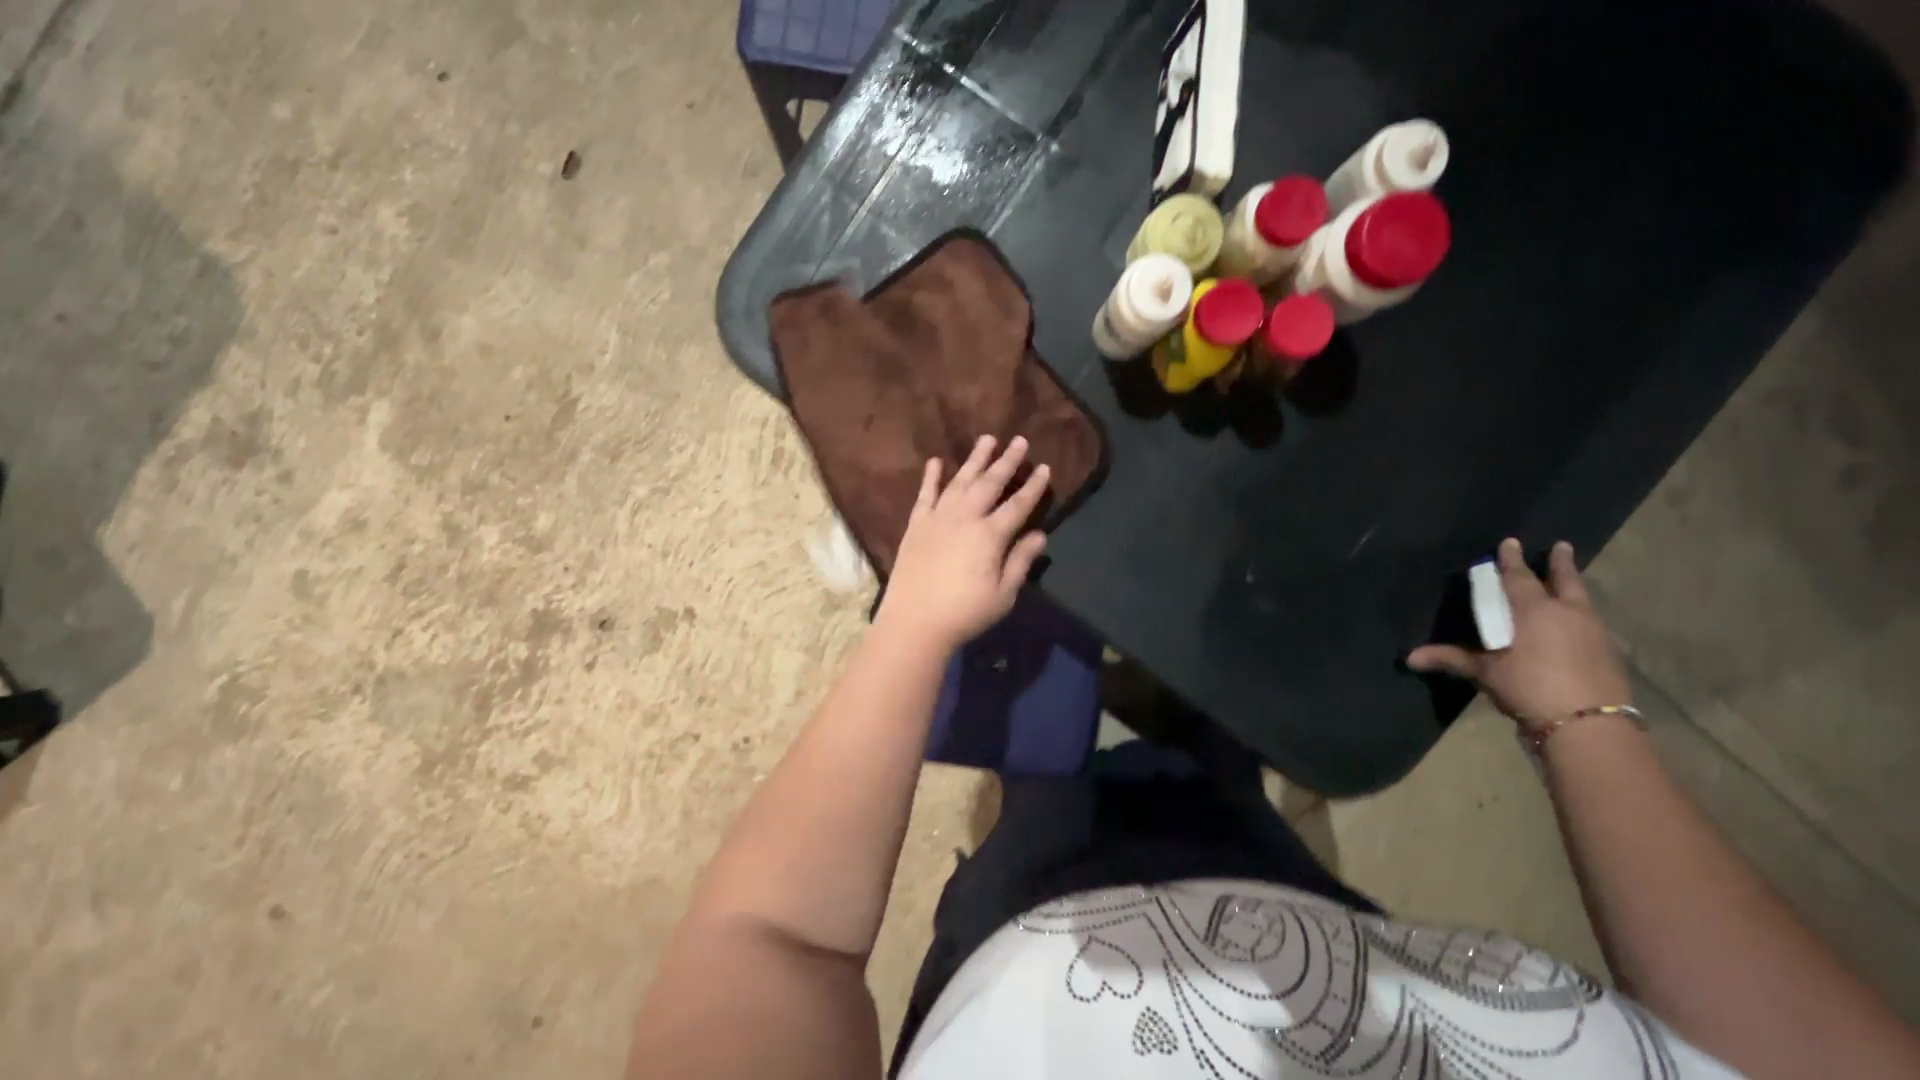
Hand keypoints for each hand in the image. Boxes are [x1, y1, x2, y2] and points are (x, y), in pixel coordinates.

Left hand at [874, 435, 1050, 654]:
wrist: (914, 622)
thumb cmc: (964, 613)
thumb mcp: (1003, 595)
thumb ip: (1020, 561)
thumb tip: (1040, 535)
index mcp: (990, 535)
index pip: (1018, 505)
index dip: (1033, 486)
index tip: (1044, 468)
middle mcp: (965, 518)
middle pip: (990, 483)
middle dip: (1006, 461)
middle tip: (1019, 440)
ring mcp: (938, 518)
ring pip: (960, 481)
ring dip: (974, 460)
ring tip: (986, 440)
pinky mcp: (916, 525)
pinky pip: (925, 495)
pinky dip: (931, 477)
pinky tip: (936, 462)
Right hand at [1407, 539, 1631, 727]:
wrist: (1588, 725)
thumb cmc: (1531, 688)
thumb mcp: (1487, 674)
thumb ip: (1453, 659)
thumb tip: (1411, 658)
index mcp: (1535, 611)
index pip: (1519, 577)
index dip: (1511, 560)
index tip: (1510, 542)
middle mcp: (1567, 613)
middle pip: (1565, 580)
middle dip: (1560, 562)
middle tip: (1561, 545)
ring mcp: (1593, 631)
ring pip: (1582, 600)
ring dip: (1573, 588)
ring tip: (1567, 582)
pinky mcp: (1608, 652)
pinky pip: (1591, 623)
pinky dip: (1581, 615)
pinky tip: (1576, 624)